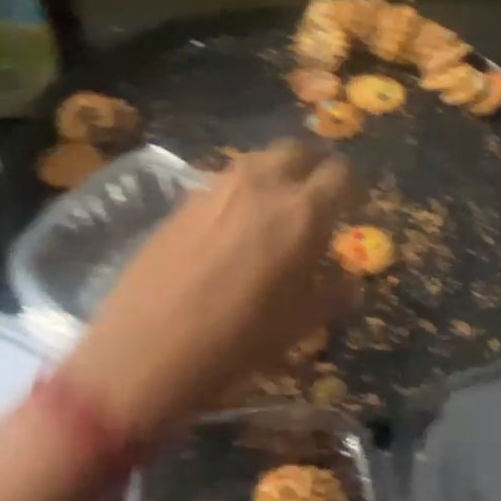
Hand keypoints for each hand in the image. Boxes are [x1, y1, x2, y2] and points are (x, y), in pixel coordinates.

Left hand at [62, 139, 350, 438]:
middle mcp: (262, 185)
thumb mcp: (302, 323)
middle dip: (313, 168)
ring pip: (258, 162)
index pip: (341, 174)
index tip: (352, 208)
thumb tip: (346, 278)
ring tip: (276, 212)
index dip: (351, 190)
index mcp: (303, 212)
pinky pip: (225, 183)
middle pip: (297, 152)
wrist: (148, 349)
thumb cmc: (240, 340)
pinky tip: (235, 230)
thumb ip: (334, 291)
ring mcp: (216, 188)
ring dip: (275, 176)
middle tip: (317, 199)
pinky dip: (241, 195)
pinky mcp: (182, 201)